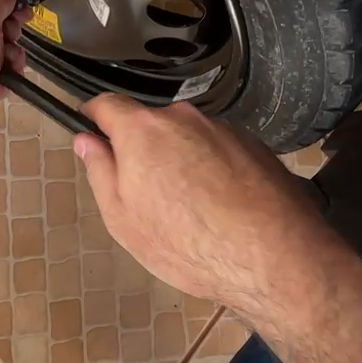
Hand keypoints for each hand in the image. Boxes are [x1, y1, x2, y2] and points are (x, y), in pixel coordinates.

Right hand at [73, 96, 361, 334]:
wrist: (275, 258)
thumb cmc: (186, 243)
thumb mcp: (123, 218)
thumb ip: (100, 171)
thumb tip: (86, 140)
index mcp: (142, 130)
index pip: (107, 104)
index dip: (94, 116)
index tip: (92, 130)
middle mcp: (182, 117)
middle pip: (150, 123)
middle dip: (142, 148)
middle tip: (147, 192)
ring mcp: (223, 128)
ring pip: (187, 137)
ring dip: (181, 158)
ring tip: (192, 206)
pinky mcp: (255, 144)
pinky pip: (219, 149)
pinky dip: (213, 167)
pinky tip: (223, 205)